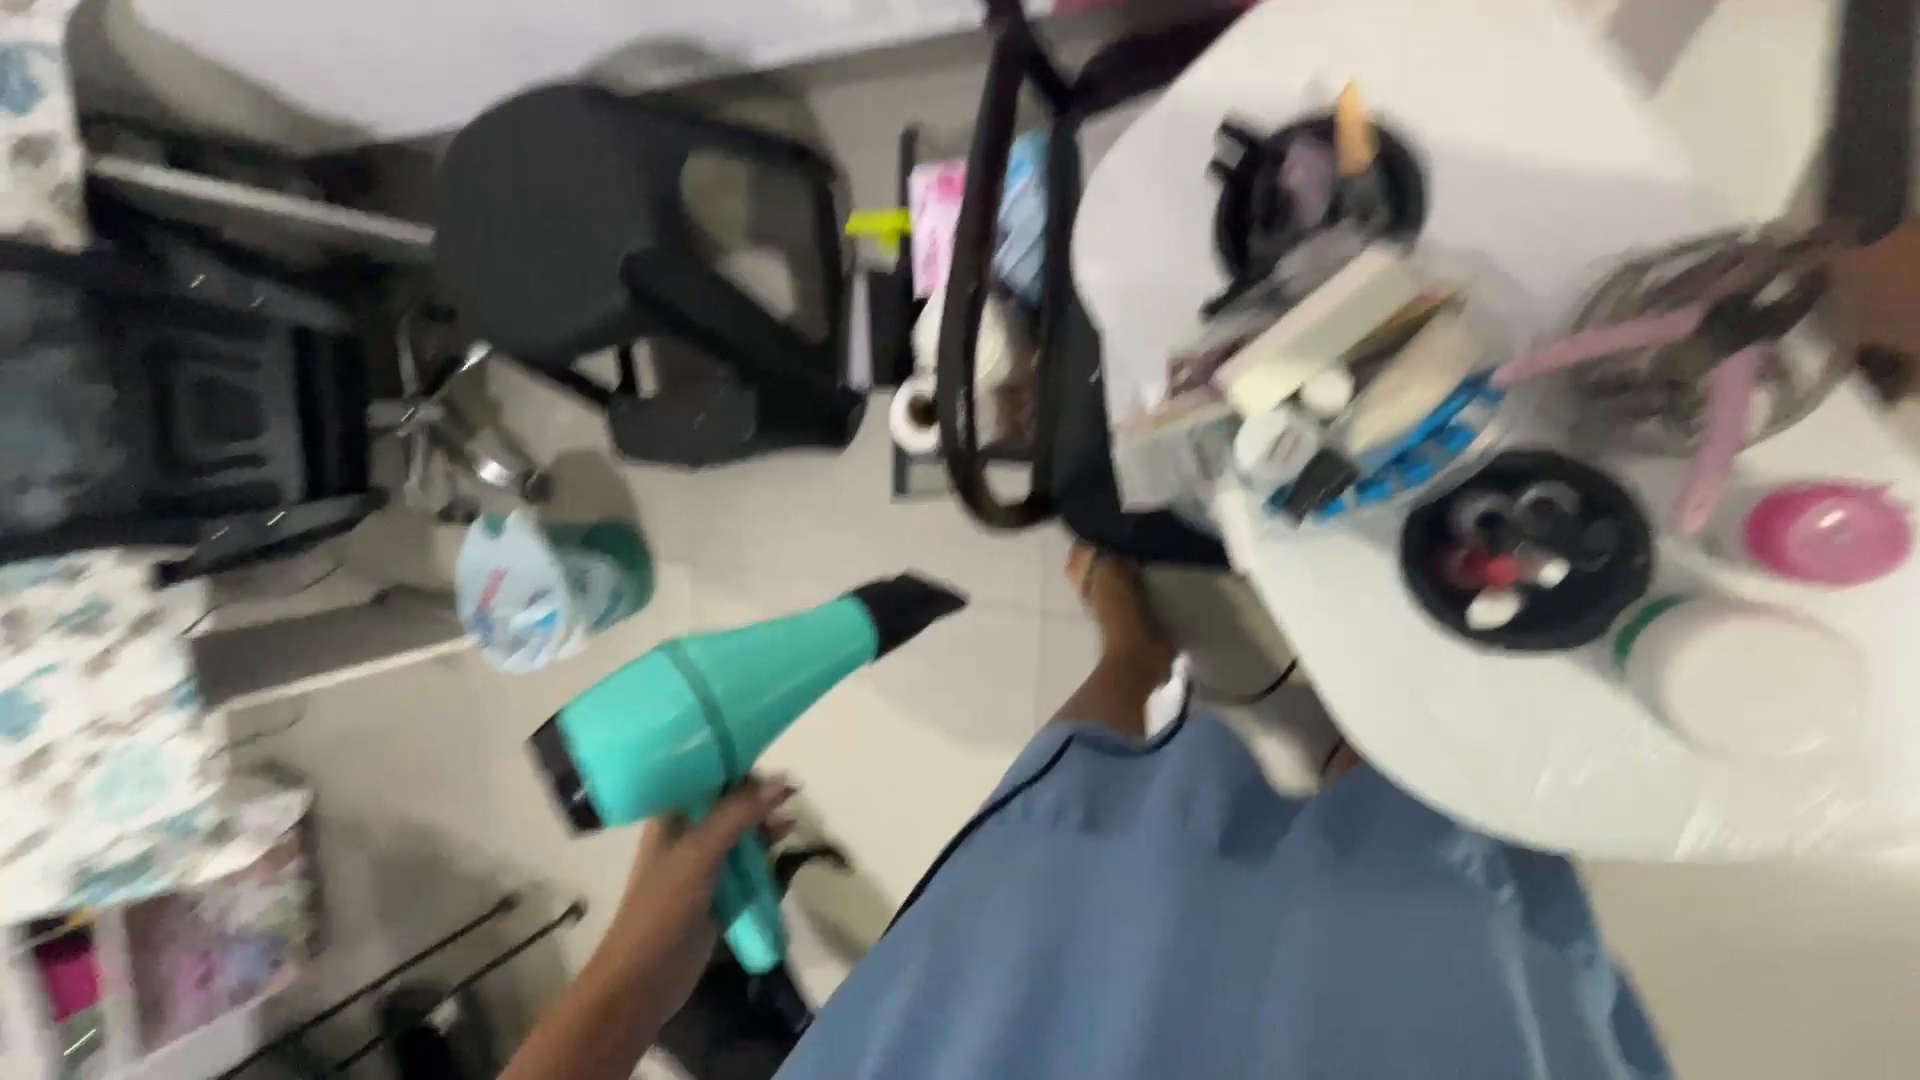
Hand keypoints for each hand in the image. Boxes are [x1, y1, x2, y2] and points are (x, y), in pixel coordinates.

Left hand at [597, 776, 796, 1022]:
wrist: (642, 983)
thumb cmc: (661, 908)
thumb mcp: (699, 852)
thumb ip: (738, 814)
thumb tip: (782, 783)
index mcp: (669, 818)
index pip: (706, 777)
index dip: (736, 766)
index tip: (769, 761)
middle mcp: (686, 834)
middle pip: (728, 803)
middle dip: (758, 794)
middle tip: (791, 791)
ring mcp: (702, 863)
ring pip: (740, 831)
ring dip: (764, 821)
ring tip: (791, 815)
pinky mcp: (718, 890)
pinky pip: (747, 860)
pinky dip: (765, 848)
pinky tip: (784, 839)